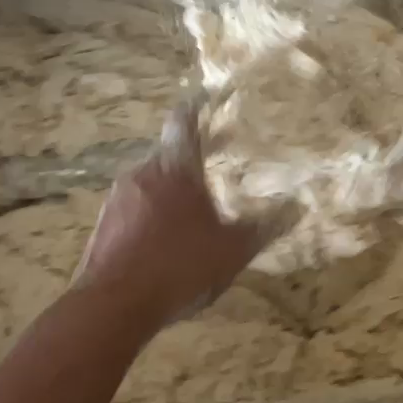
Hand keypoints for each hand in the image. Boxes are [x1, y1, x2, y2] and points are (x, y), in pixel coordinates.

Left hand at [72, 97, 276, 324]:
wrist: (112, 307)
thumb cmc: (180, 267)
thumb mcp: (233, 249)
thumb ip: (265, 227)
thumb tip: (298, 207)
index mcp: (175, 169)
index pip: (184, 120)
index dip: (199, 104)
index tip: (211, 95)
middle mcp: (142, 173)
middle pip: (170, 149)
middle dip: (198, 147)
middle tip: (223, 147)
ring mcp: (118, 199)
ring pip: (152, 178)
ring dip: (177, 180)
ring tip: (200, 197)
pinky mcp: (105, 225)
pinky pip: (137, 204)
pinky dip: (158, 206)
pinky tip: (170, 232)